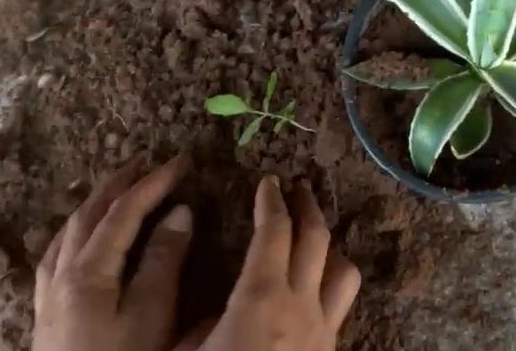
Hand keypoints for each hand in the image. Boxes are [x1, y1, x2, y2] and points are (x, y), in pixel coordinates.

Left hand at [35, 155, 194, 350]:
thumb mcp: (150, 316)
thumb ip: (164, 260)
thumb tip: (179, 211)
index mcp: (88, 271)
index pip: (125, 210)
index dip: (155, 181)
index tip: (184, 160)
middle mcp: (61, 276)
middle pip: (89, 215)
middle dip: (119, 184)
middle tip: (147, 163)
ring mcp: (48, 298)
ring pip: (68, 234)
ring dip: (94, 205)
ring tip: (115, 190)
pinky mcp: (45, 319)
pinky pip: (56, 257)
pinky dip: (75, 233)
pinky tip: (80, 241)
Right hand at [186, 177, 361, 350]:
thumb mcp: (172, 347)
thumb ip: (180, 296)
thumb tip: (191, 239)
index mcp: (261, 299)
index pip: (275, 230)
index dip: (272, 200)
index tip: (269, 181)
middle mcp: (302, 308)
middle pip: (317, 238)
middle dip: (306, 206)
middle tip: (297, 187)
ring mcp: (323, 333)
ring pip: (343, 271)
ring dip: (329, 244)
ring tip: (312, 235)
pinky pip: (341, 304)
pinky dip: (330, 281)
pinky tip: (312, 289)